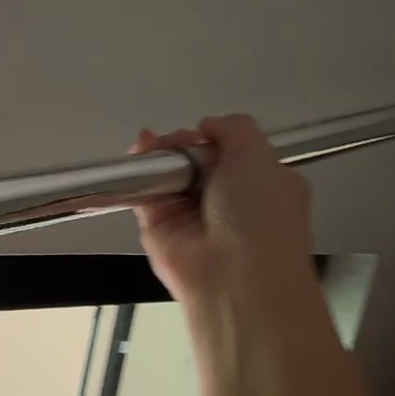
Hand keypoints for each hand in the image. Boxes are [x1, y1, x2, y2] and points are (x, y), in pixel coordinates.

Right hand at [131, 115, 316, 306]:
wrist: (232, 272)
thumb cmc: (259, 215)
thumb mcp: (258, 156)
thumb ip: (234, 129)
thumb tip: (207, 124)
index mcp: (260, 180)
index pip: (230, 149)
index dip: (211, 136)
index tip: (199, 130)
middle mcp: (224, 197)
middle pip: (194, 160)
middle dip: (179, 145)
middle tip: (170, 140)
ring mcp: (190, 213)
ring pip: (167, 176)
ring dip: (156, 158)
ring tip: (146, 145)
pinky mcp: (158, 228)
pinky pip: (144, 198)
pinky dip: (137, 180)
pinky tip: (134, 161)